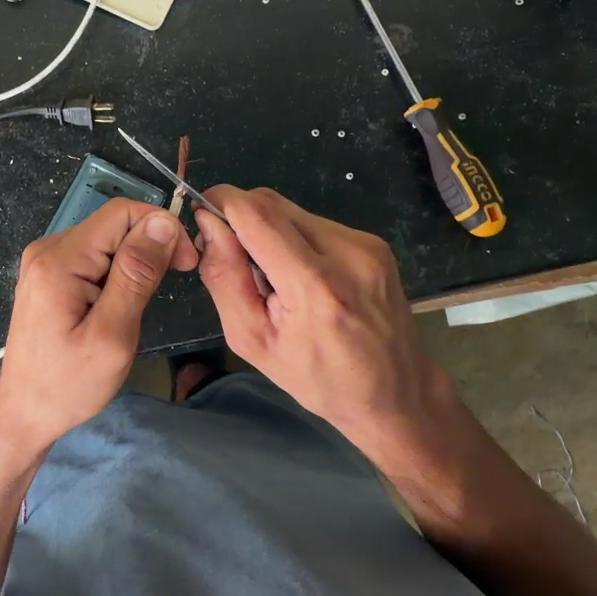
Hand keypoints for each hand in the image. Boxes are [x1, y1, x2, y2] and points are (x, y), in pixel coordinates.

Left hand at [0, 199, 198, 452]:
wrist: (25, 415)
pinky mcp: (47, 277)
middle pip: (112, 224)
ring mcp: (44, 262)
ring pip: (105, 241)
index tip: (186, 262)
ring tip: (140, 305)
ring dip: (133, 263)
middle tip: (169, 287)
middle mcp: (47, 250)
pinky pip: (91, 258)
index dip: (161, 227)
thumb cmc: (69, 385)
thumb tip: (163, 222)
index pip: (120, 212)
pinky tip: (119, 305)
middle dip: (149, 246)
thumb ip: (137, 275)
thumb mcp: (112, 334)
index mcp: (59, 260)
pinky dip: (115, 273)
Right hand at [193, 186, 450, 438]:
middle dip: (240, 217)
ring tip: (272, 274)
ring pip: (292, 210)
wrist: (395, 392)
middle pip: (271, 203)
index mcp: (314, 287)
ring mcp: (366, 244)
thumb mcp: (251, 340)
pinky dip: (293, 238)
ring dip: (267, 230)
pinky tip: (299, 274)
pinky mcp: (374, 242)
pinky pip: (314, 222)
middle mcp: (347, 253)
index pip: (256, 214)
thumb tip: (208, 224)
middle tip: (231, 255)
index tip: (201, 216)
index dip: (220, 203)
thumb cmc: (316, 378)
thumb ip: (224, 278)